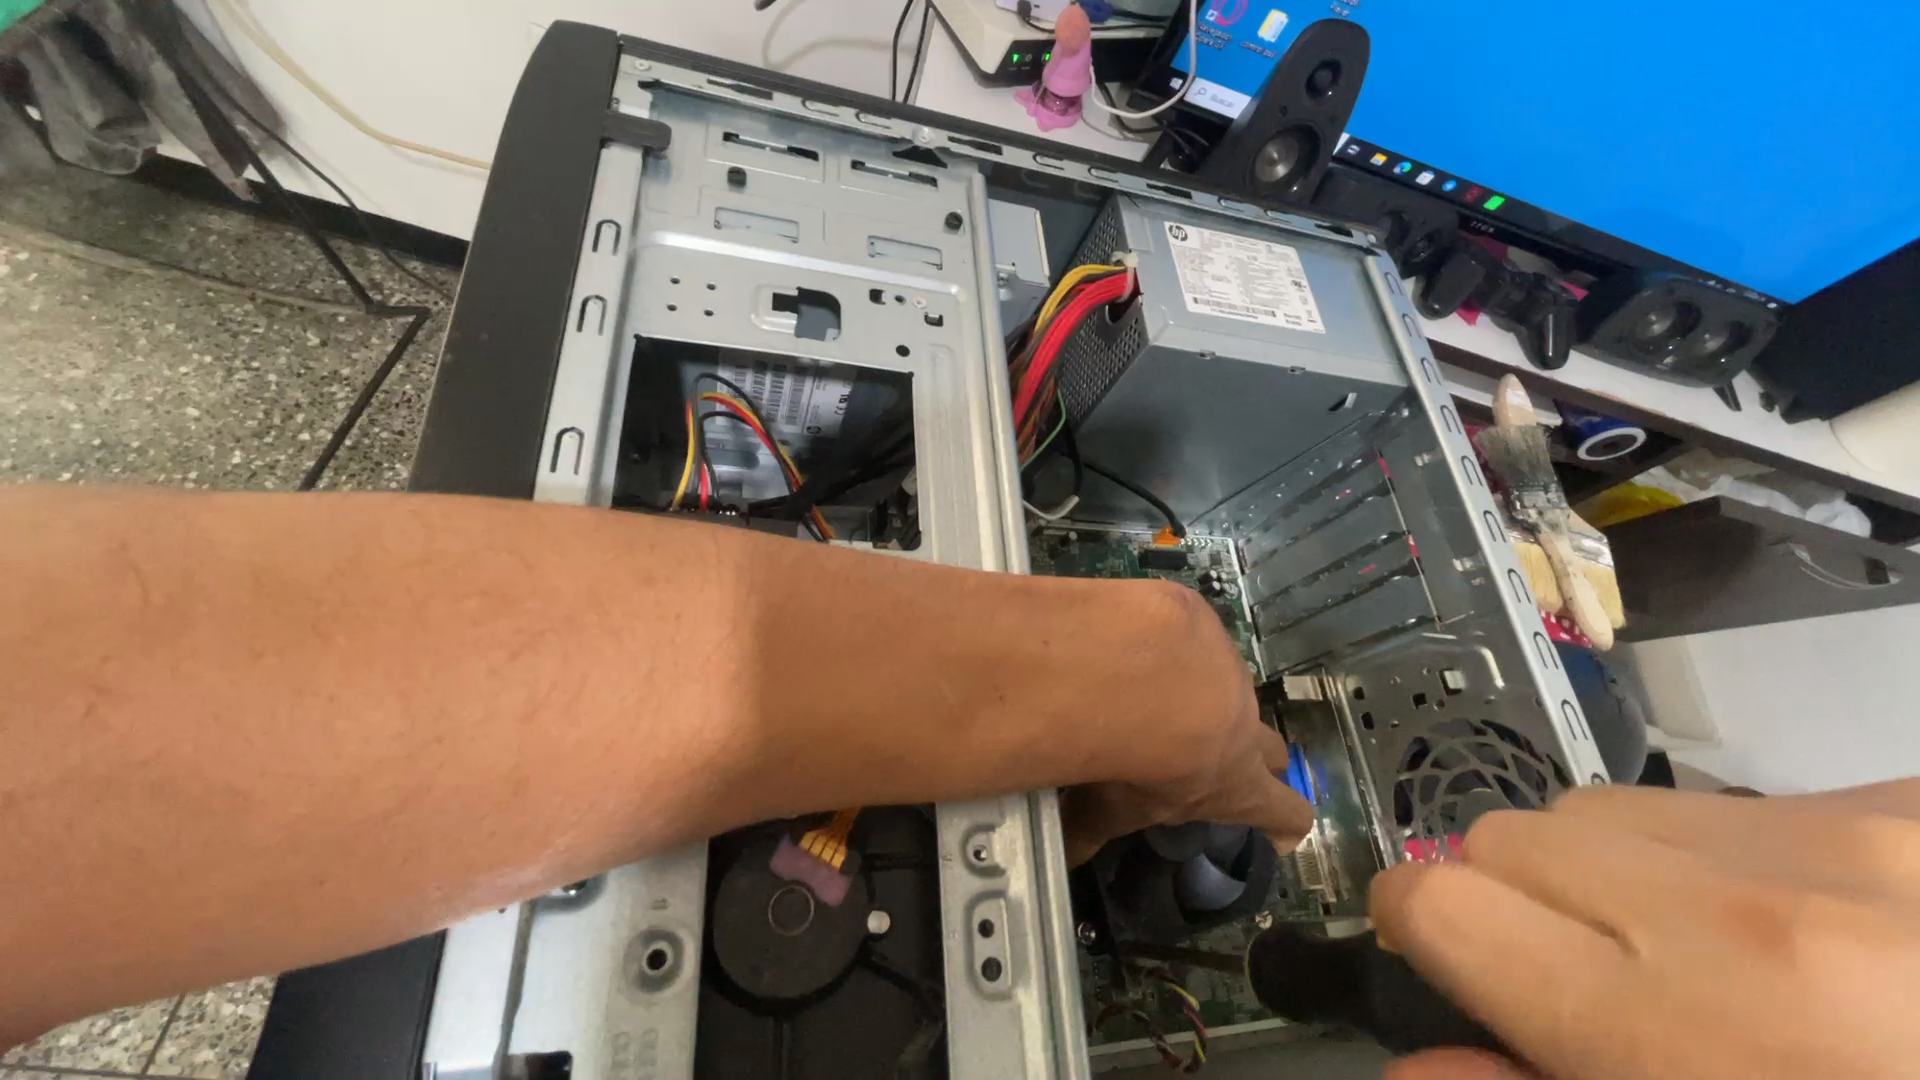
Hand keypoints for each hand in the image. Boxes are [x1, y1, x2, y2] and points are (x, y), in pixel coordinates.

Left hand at [1056, 582, 1313, 865]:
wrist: (1129, 671)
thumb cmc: (1130, 758)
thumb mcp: (1107, 807)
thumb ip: (1089, 831)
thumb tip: (1068, 855)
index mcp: (1236, 781)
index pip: (1287, 812)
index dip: (1285, 825)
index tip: (1278, 835)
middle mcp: (1242, 722)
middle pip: (1274, 748)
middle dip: (1256, 758)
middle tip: (1219, 760)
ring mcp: (1225, 665)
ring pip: (1227, 685)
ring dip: (1201, 694)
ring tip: (1152, 692)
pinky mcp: (1197, 619)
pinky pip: (1188, 634)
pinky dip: (1164, 642)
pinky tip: (1126, 641)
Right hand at [1369, 782, 1919, 1079]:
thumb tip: (1417, 1064)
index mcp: (1709, 1028)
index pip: (1441, 903)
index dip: (1419, 932)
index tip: (1443, 966)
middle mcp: (1769, 902)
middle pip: (1512, 836)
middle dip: (1522, 907)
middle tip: (1603, 994)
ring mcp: (1870, 833)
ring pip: (1612, 808)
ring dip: (1624, 878)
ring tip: (1733, 971)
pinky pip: (1741, 803)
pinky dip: (1737, 864)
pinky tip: (1843, 947)